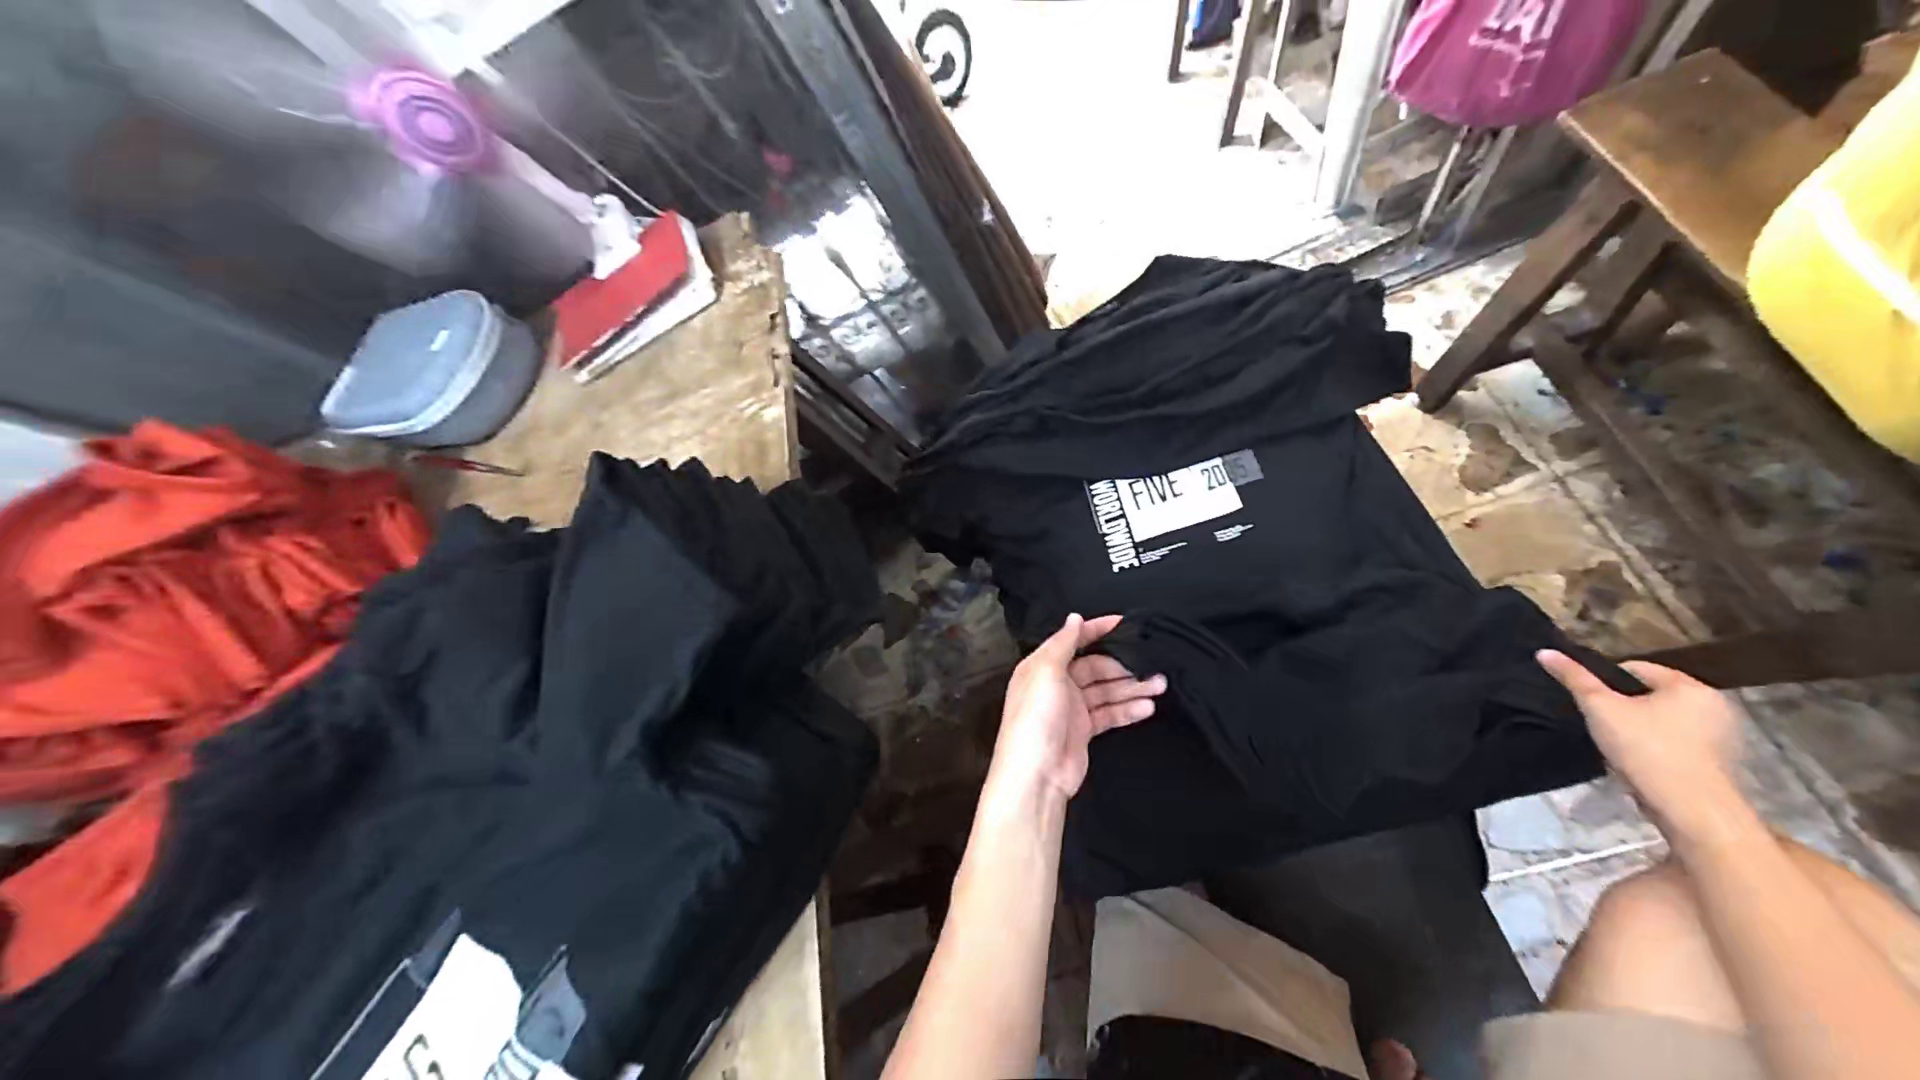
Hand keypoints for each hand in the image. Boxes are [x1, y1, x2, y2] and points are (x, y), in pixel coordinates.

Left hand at [988, 614, 1164, 803]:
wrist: (1036, 774)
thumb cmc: (1035, 719)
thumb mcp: (1046, 672)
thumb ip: (1063, 643)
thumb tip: (1075, 617)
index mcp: (1042, 666)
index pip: (1073, 640)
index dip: (1098, 630)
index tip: (1125, 624)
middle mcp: (1056, 684)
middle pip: (1095, 667)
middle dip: (1123, 665)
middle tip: (1152, 664)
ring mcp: (1071, 708)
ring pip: (1106, 691)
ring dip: (1131, 687)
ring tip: (1159, 685)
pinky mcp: (1083, 730)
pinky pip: (1109, 713)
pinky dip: (1127, 710)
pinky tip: (1147, 707)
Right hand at [1537, 650, 1750, 839]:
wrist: (1692, 808)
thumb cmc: (1646, 748)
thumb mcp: (1599, 707)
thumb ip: (1574, 677)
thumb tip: (1545, 652)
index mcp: (1690, 686)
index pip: (1636, 668)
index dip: (1605, 682)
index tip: (1591, 703)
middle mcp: (1716, 705)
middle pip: (1650, 694)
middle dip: (1624, 706)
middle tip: (1601, 724)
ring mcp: (1724, 736)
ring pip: (1664, 720)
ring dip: (1639, 727)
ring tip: (1618, 745)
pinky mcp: (1721, 762)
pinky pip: (1678, 742)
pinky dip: (1658, 747)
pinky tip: (1641, 762)